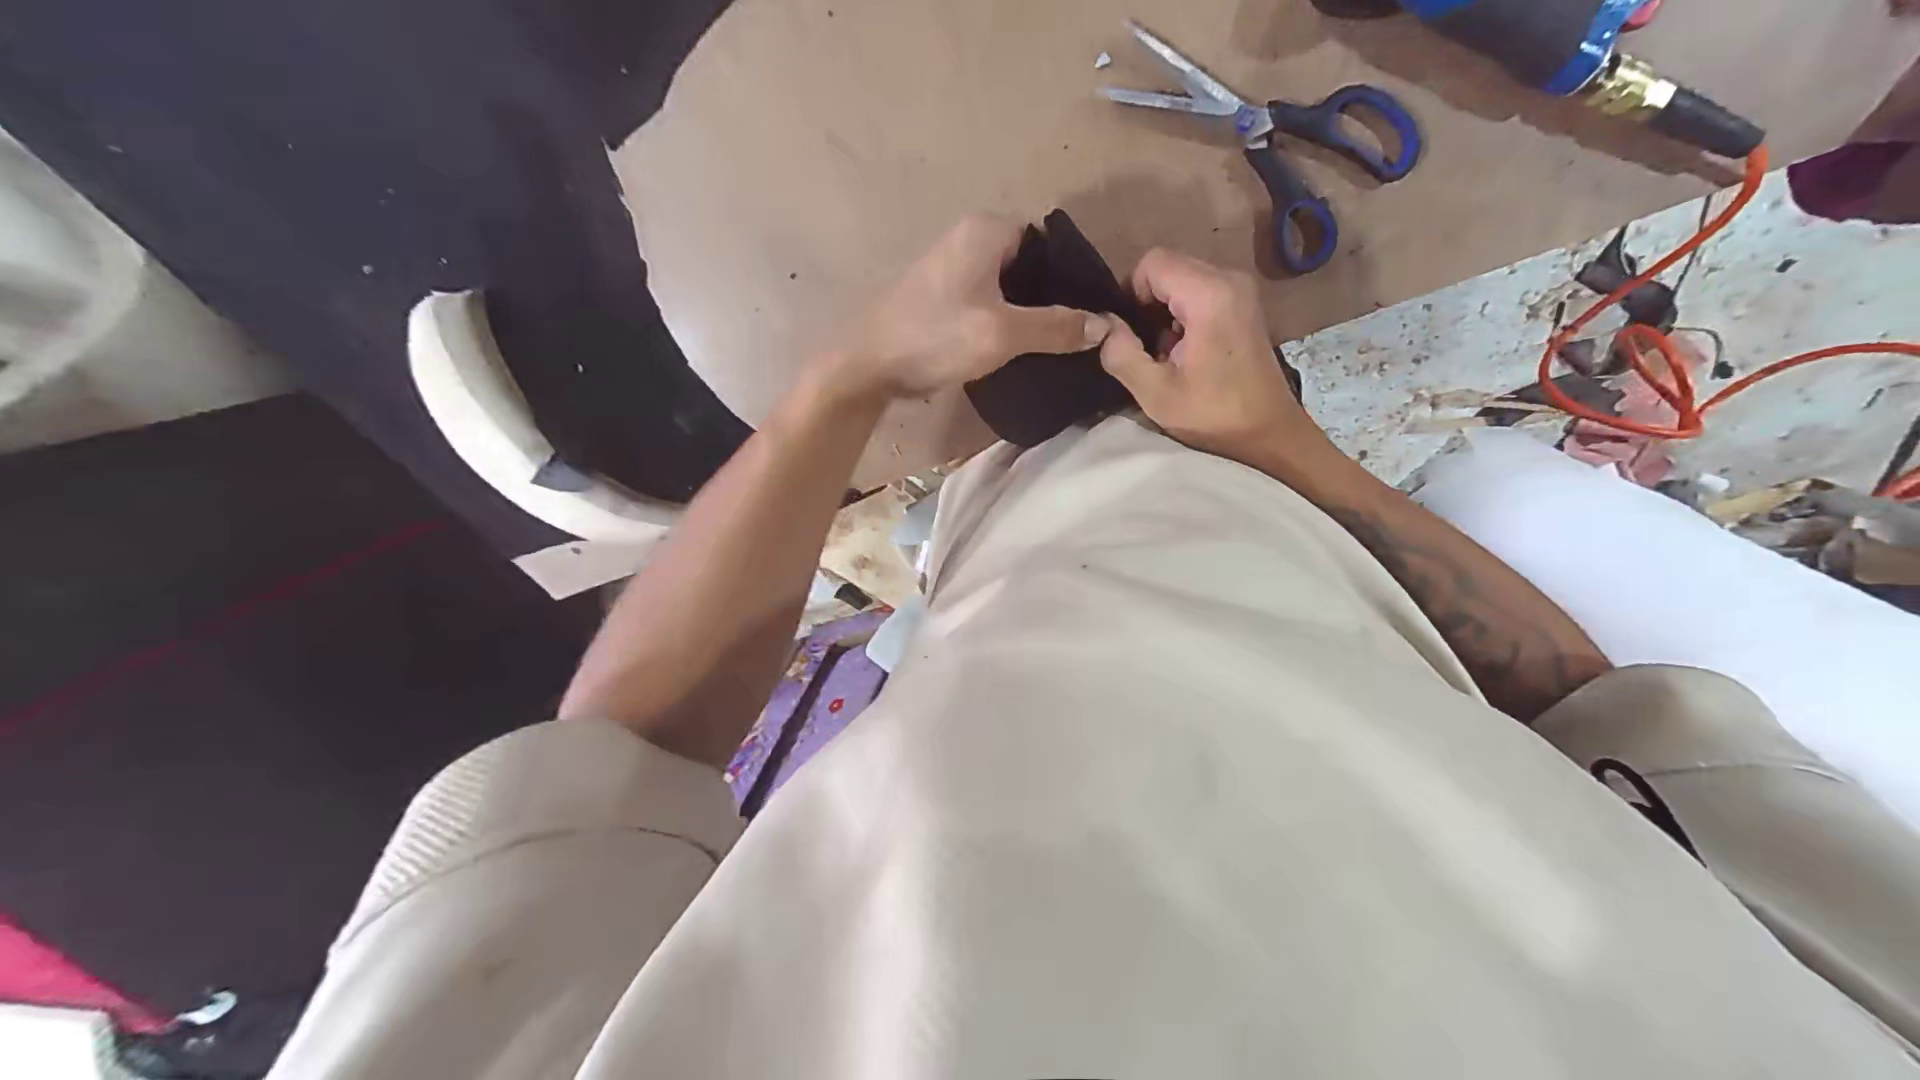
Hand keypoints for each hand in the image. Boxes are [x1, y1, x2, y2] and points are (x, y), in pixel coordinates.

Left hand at [823, 216, 1108, 400]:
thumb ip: (1056, 327)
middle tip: (1078, 332)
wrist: (868, 365)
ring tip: (1056, 342)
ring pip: (1008, 285)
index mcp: (987, 230)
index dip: (1072, 275)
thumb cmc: (935, 338)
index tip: (1091, 309)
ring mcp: (952, 266)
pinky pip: (988, 299)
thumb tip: (1105, 325)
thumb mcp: (1003, 334)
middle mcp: (969, 237)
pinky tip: (1018, 345)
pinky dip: (1005, 318)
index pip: (1049, 241)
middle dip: (1053, 296)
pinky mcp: (942, 295)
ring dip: (1029, 311)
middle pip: (1030, 264)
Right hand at [1099, 249, 1326, 467]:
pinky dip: (1181, 312)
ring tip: (1164, 352)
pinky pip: (1198, 289)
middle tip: (1145, 347)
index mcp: (1210, 295)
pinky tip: (1183, 349)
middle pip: (1168, 266)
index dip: (1131, 293)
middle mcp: (1229, 279)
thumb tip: (1103, 326)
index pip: (1152, 263)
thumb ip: (1121, 354)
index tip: (1131, 333)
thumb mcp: (1155, 393)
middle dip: (1146, 301)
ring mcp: (1241, 289)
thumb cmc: (1213, 416)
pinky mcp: (1243, 302)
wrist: (1267, 432)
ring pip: (1182, 277)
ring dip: (1163, 310)